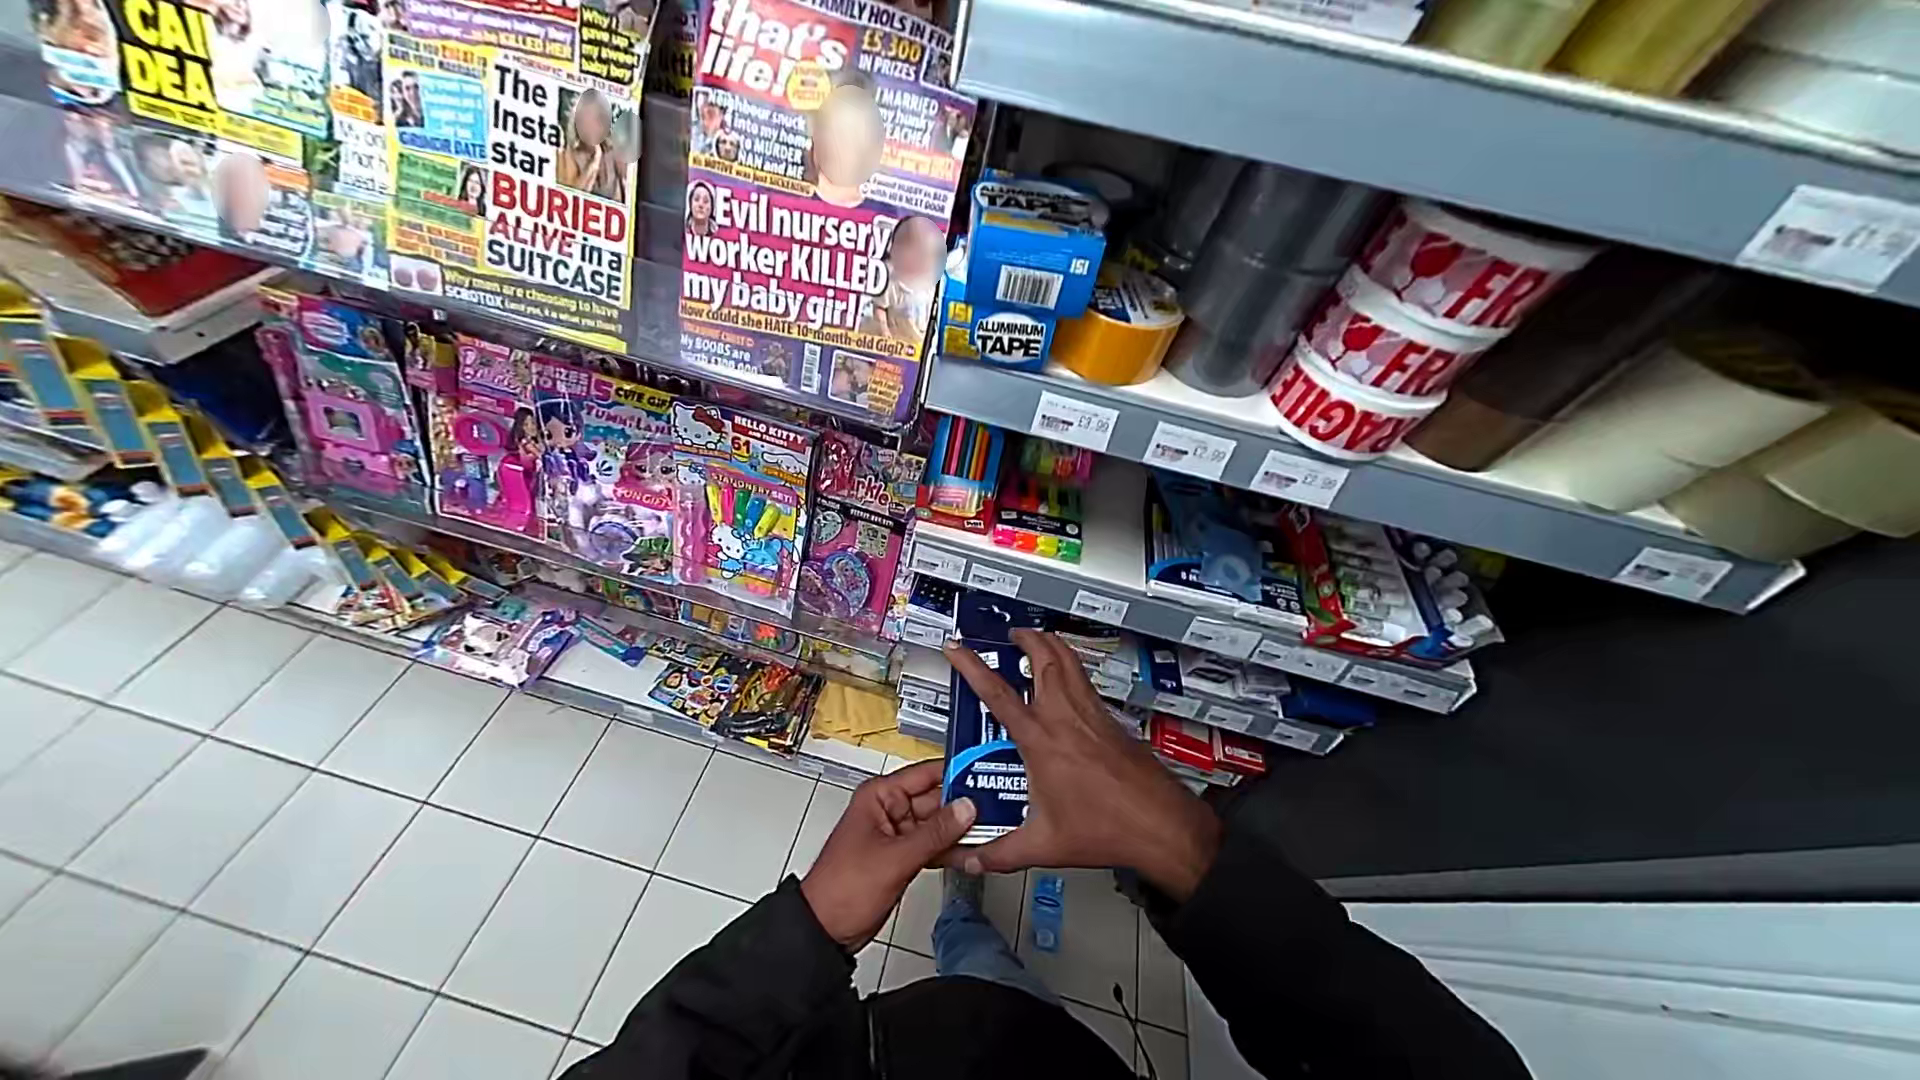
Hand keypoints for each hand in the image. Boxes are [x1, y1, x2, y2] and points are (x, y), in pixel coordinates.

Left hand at [801, 760, 975, 949]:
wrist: (825, 932)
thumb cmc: (843, 888)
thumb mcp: (895, 857)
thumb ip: (935, 832)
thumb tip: (966, 807)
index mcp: (880, 796)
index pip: (925, 774)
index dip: (956, 771)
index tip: (985, 770)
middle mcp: (890, 808)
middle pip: (936, 798)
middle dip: (965, 803)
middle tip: (998, 806)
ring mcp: (898, 832)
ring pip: (938, 823)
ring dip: (961, 828)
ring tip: (993, 828)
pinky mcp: (903, 855)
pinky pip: (933, 844)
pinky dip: (951, 848)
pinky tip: (973, 850)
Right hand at [945, 630, 1221, 901]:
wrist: (1161, 824)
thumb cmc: (1108, 829)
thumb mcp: (1044, 844)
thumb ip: (1002, 852)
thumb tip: (972, 859)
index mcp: (1042, 741)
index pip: (998, 693)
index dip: (972, 666)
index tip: (958, 648)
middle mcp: (1066, 718)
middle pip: (1044, 658)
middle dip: (1026, 638)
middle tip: (1011, 635)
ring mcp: (1091, 714)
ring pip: (1069, 662)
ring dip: (1050, 645)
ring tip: (1037, 642)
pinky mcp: (1109, 720)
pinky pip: (1085, 679)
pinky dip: (1071, 666)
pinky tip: (1066, 680)